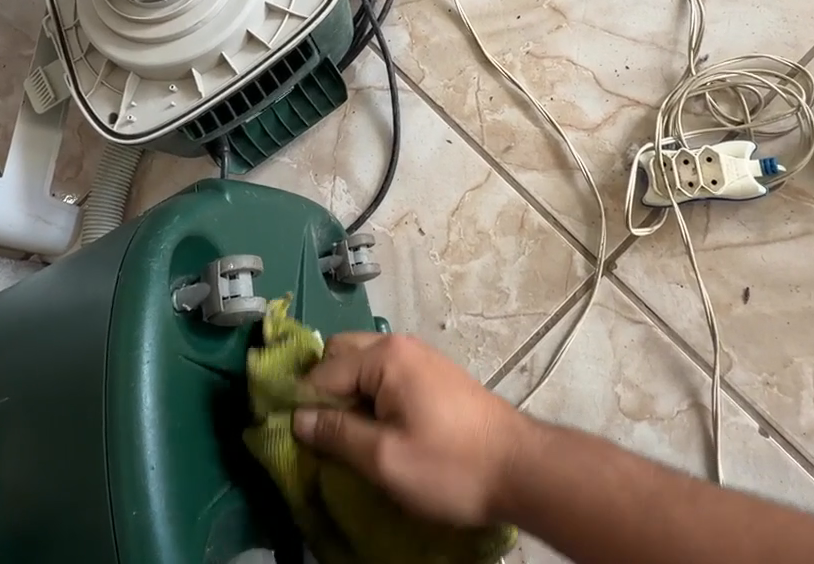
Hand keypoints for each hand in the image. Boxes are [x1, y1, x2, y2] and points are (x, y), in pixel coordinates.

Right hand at [291, 333, 531, 526]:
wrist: (521, 469)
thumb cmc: (451, 465)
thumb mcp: (385, 459)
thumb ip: (336, 434)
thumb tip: (297, 419)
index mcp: (384, 356)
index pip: (322, 371)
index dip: (303, 404)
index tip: (292, 438)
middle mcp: (399, 344)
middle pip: (340, 356)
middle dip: (324, 391)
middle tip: (322, 435)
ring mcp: (419, 357)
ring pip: (363, 365)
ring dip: (348, 395)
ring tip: (348, 437)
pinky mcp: (433, 374)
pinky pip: (385, 375)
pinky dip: (370, 396)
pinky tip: (375, 429)